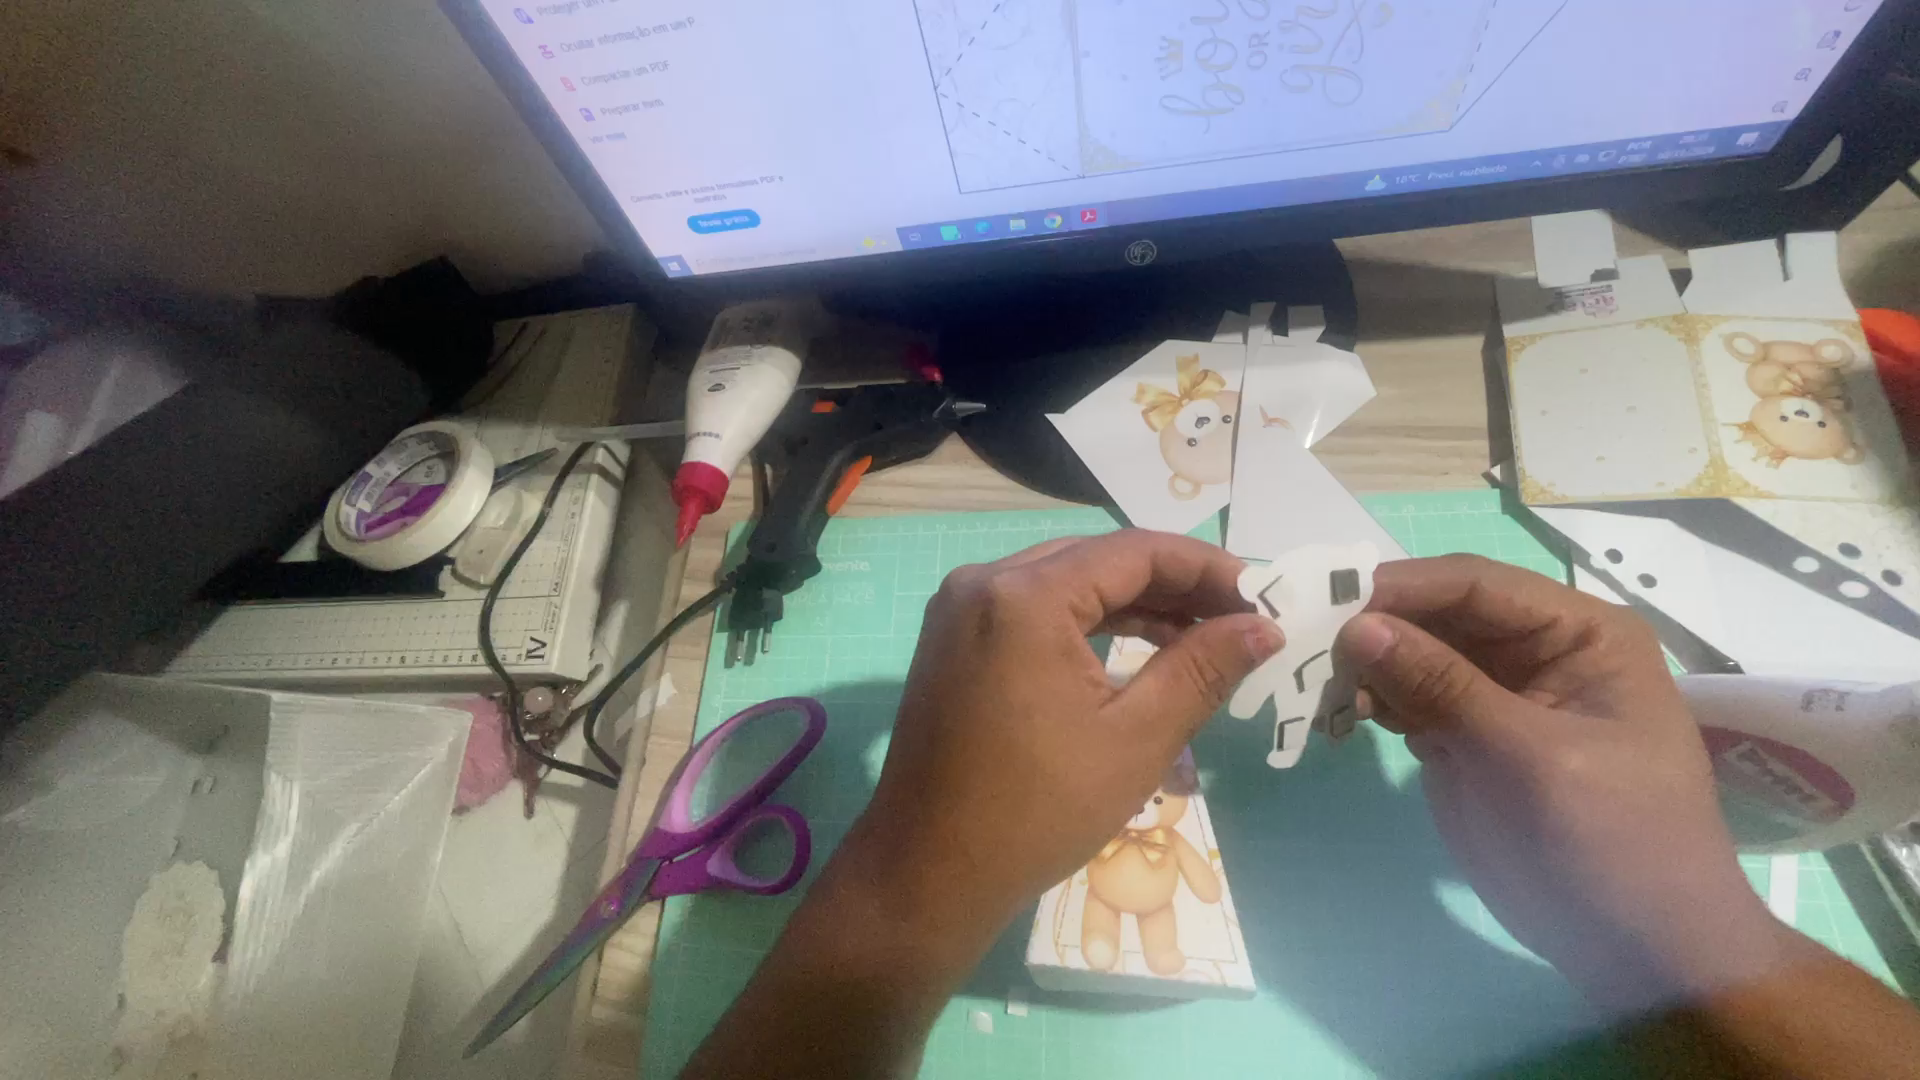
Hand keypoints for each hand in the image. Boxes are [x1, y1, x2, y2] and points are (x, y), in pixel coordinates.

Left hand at [842, 530, 1282, 936]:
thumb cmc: (1036, 812)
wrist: (927, 870)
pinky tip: (1135, 645)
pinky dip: (1084, 622)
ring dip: (1131, 603)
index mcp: (1024, 596)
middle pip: (1096, 560)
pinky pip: (1032, 608)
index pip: (1133, 551)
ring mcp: (960, 606)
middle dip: (1172, 585)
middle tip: (1238, 618)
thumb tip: (1264, 626)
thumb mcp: (1135, 739)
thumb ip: (1202, 669)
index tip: (1263, 595)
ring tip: (1199, 635)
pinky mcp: (953, 635)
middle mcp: (984, 581)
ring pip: (1064, 581)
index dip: (1206, 568)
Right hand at [1334, 555, 1786, 1013]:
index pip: (1473, 584)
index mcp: (1576, 633)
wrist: (1631, 947)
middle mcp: (1531, 647)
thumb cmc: (1608, 840)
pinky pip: (1398, 691)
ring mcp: (1490, 687)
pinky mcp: (1456, 725)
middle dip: (1372, 627)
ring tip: (1323, 695)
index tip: (1326, 604)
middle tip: (1307, 650)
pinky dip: (1365, 698)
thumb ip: (1439, 684)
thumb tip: (1356, 625)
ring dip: (1361, 665)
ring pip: (1407, 649)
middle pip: (1432, 611)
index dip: (1400, 587)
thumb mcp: (1525, 754)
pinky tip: (1342, 720)